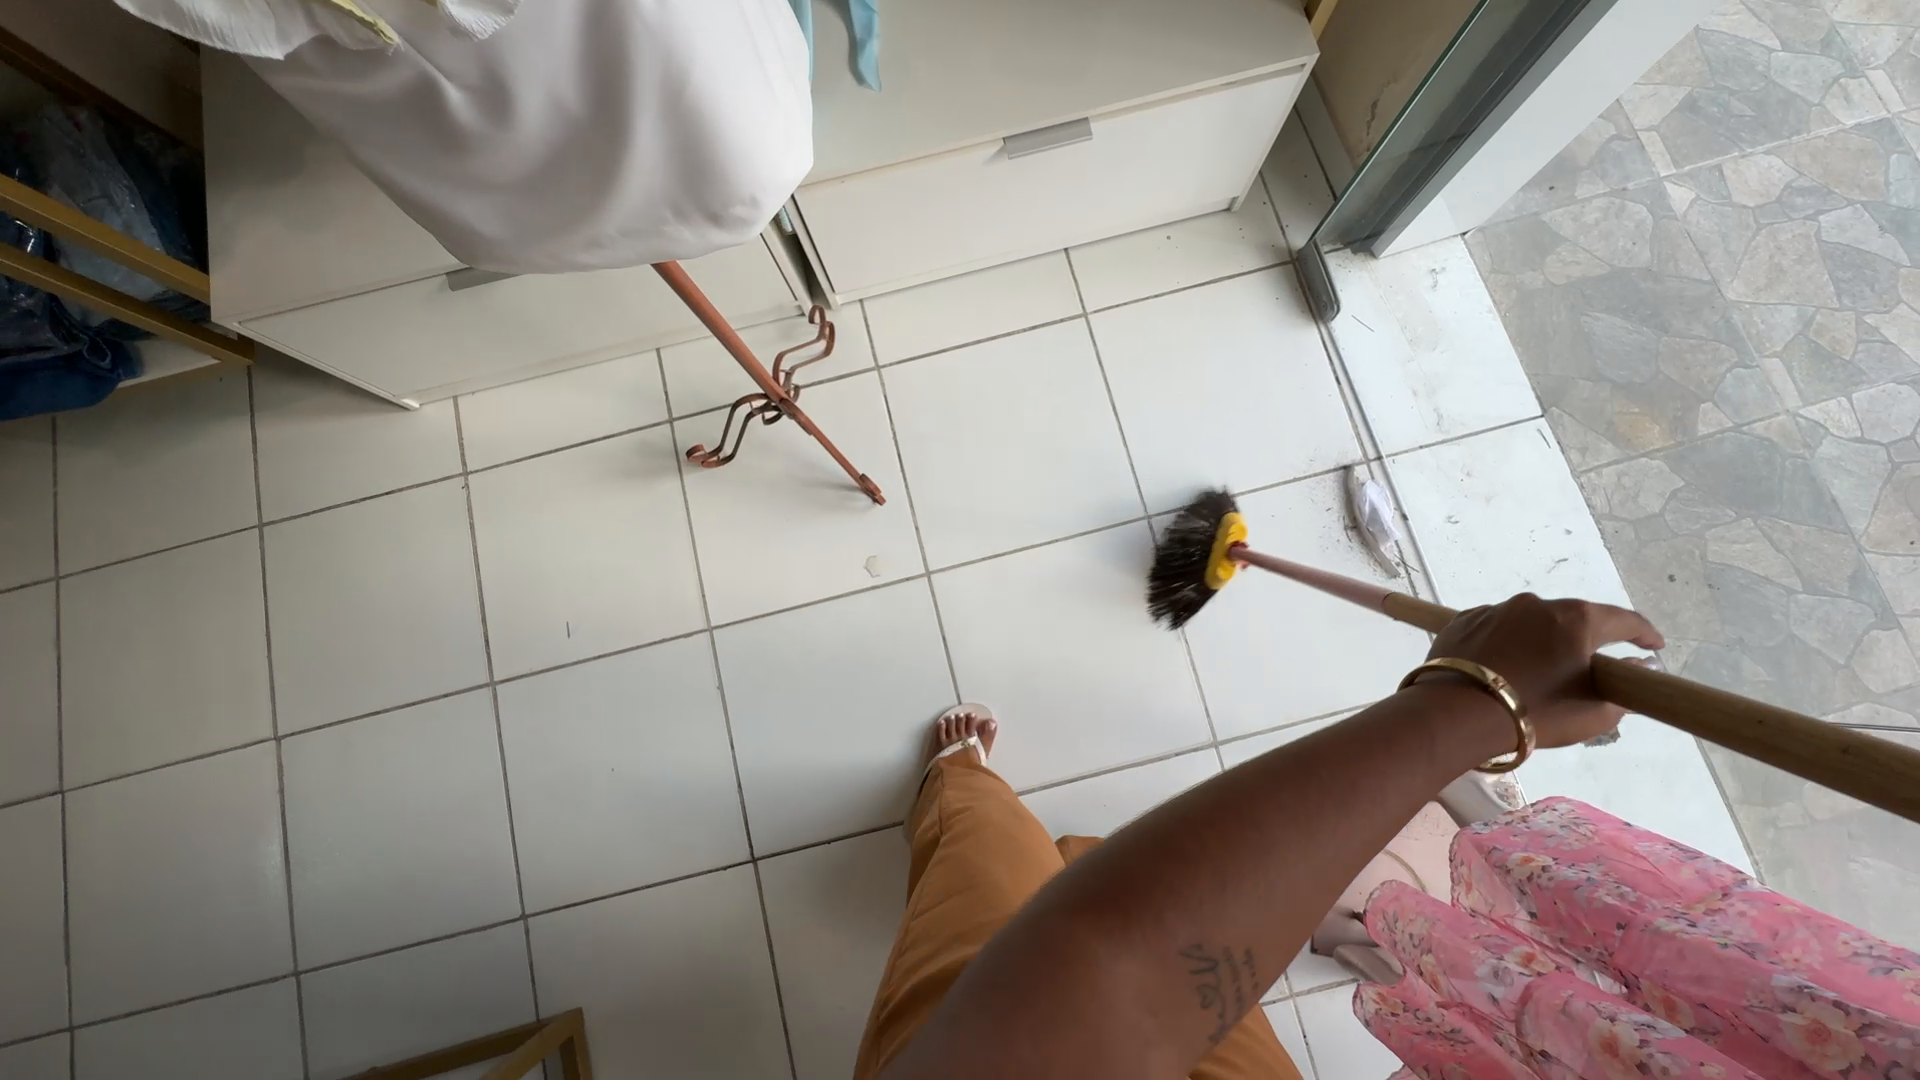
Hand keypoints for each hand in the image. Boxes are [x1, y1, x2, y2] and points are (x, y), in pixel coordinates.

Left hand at [1426, 593, 1664, 748]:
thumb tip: (1638, 667)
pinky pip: (1495, 627)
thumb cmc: (1537, 711)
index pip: (1623, 620)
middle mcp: (1533, 605)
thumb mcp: (1596, 710)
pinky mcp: (1461, 621)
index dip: (1643, 634)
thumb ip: (1624, 686)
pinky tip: (1503, 662)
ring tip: (1539, 665)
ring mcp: (1493, 609)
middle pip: (1571, 617)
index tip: (1652, 646)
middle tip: (1589, 660)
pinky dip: (1505, 641)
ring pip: (1528, 621)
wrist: (1457, 711)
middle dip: (1584, 636)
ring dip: (1539, 638)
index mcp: (1574, 619)